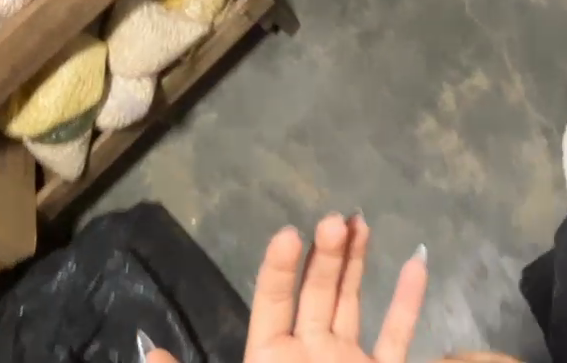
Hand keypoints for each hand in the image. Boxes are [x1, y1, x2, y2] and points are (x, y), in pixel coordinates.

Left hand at [143, 213, 428, 362]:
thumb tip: (148, 352)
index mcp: (272, 361)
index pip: (273, 301)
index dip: (280, 267)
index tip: (290, 234)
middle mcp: (311, 355)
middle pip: (316, 291)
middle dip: (325, 252)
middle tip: (335, 218)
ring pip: (354, 303)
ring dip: (360, 263)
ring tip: (361, 219)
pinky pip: (398, 337)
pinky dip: (408, 301)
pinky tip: (418, 260)